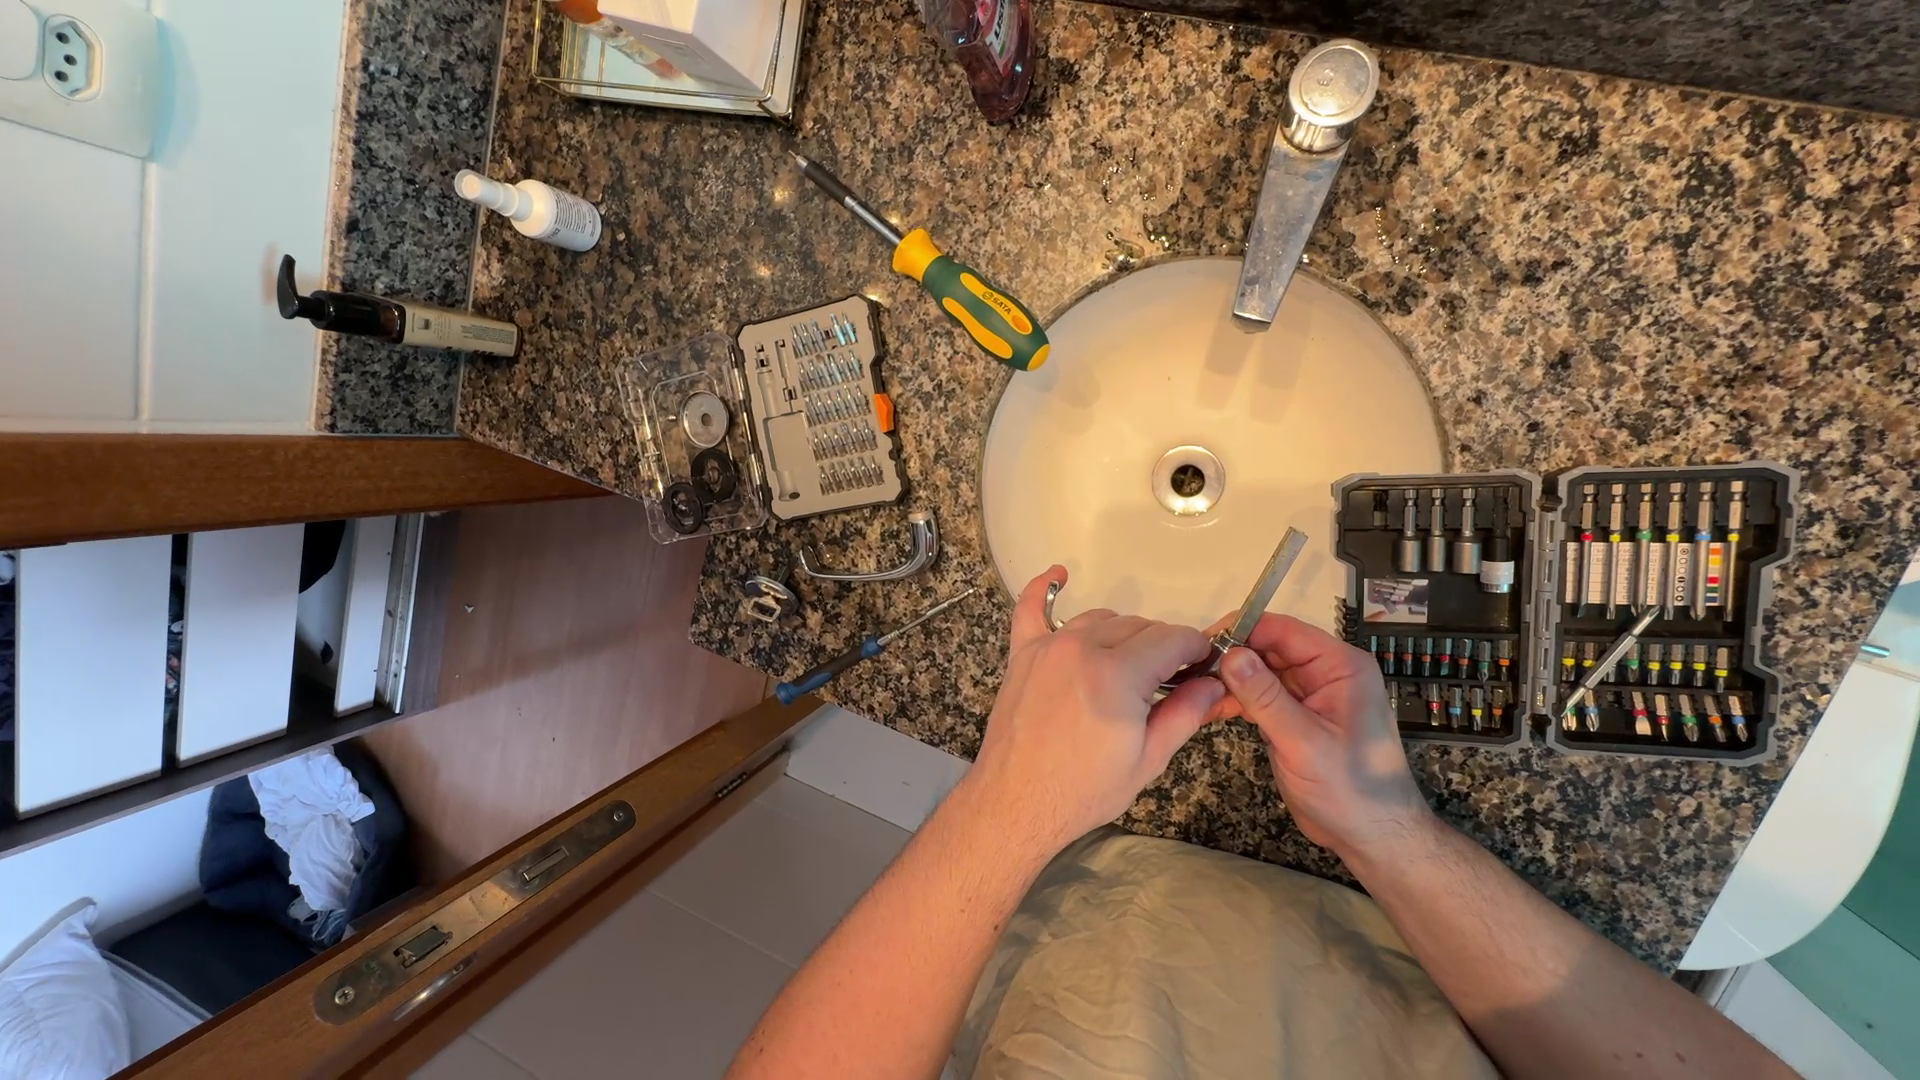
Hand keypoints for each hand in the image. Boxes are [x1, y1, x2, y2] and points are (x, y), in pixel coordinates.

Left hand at [965, 566, 1225, 855]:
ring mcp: (1048, 647)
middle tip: (1170, 680)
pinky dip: (1043, 589)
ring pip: (1100, 619)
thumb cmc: (1084, 790)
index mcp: (1117, 674)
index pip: (1172, 639)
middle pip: (1139, 627)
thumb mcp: (1148, 760)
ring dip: (1122, 634)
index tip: (1204, 664)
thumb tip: (1215, 683)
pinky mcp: (1023, 654)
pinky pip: (1031, 609)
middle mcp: (1082, 647)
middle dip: (1162, 648)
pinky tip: (1058, 574)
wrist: (1016, 803)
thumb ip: (1185, 713)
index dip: (1196, 649)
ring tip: (1129, 666)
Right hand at [1208, 614, 1433, 862]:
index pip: (1283, 631)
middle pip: (1267, 647)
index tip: (1201, 644)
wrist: (1372, 837)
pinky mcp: (1292, 716)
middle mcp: (1324, 672)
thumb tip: (1229, 653)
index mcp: (1339, 666)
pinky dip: (1233, 700)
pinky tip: (1205, 707)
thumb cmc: (1350, 789)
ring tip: (1190, 689)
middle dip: (1229, 656)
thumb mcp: (1304, 742)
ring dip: (1227, 679)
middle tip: (1188, 670)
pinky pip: (1258, 696)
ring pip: (1258, 671)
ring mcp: (1307, 695)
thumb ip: (1265, 697)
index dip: (1242, 631)